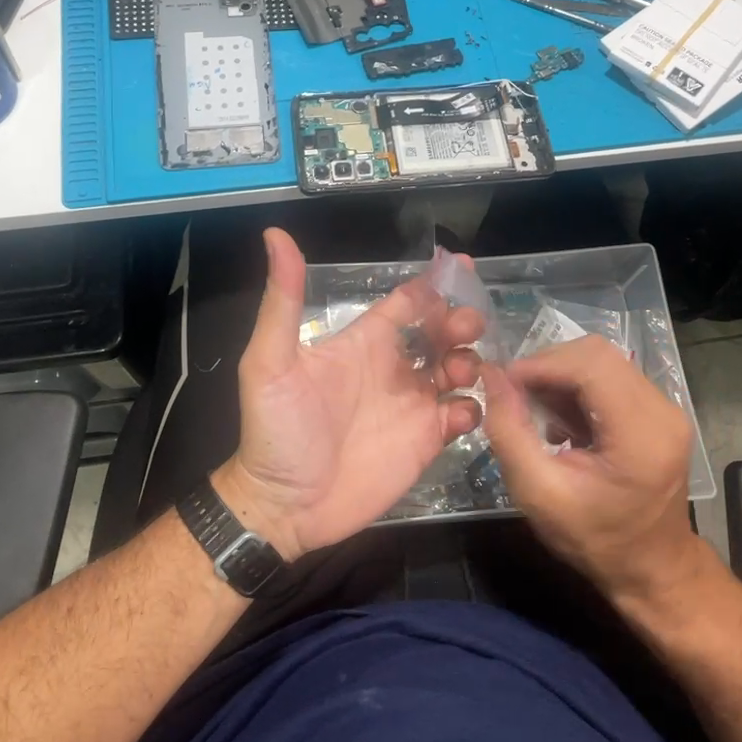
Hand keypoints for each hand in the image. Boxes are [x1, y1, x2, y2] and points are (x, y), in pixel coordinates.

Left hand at [213, 229, 484, 560]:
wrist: (284, 505)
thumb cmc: (275, 430)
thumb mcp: (270, 361)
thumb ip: (283, 301)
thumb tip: (275, 235)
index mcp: (362, 343)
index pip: (406, 302)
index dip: (434, 284)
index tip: (464, 268)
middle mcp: (392, 368)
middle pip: (440, 332)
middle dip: (461, 322)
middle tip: (469, 327)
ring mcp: (412, 406)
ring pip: (458, 369)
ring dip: (469, 362)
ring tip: (460, 372)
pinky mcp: (426, 442)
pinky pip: (462, 416)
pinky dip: (472, 409)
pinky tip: (460, 413)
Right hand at [481, 336, 718, 606]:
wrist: (651, 569)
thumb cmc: (595, 539)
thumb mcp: (538, 493)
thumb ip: (510, 432)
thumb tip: (492, 377)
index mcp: (641, 433)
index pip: (590, 364)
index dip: (541, 364)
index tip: (503, 384)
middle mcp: (663, 409)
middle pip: (597, 354)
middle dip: (548, 367)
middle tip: (515, 397)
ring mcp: (665, 408)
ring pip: (603, 361)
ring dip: (561, 376)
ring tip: (536, 413)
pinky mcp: (658, 412)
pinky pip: (611, 378)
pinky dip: (577, 388)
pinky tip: (560, 422)